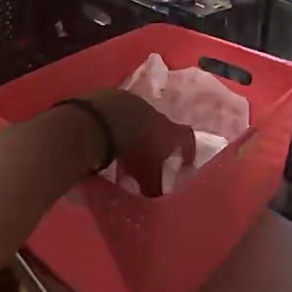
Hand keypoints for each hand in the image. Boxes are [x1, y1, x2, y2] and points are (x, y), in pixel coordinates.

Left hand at [80, 89, 195, 197]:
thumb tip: (157, 194)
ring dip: (133, 133)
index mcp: (168, 130)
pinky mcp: (113, 97)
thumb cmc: (133, 150)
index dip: (188, 149)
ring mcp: (133, 102)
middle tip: (145, 161)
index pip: (187, 137)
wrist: (103, 122)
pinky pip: (118, 113)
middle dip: (153, 144)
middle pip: (159, 128)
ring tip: (122, 151)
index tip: (185, 163)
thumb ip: (154, 185)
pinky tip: (106, 138)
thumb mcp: (146, 175)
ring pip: (137, 119)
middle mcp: (154, 113)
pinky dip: (115, 125)